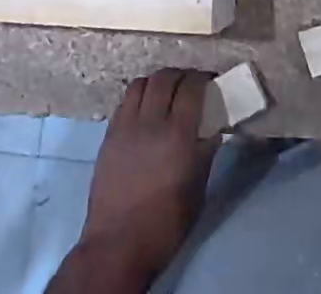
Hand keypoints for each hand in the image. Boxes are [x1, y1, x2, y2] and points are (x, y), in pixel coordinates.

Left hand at [73, 69, 216, 283]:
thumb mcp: (198, 186)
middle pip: (164, 78)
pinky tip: (145, 111)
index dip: (203, 78)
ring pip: (140, 84)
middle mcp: (151, 123)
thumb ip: (206, 151)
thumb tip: (213, 128)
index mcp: (178, 135)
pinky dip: (138, 98)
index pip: (191, 87)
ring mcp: (125, 128)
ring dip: (157, 82)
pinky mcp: (108, 137)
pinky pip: (124, 103)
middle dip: (180, 74)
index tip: (211, 81)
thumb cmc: (166, 221)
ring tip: (166, 93)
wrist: (118, 245)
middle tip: (190, 83)